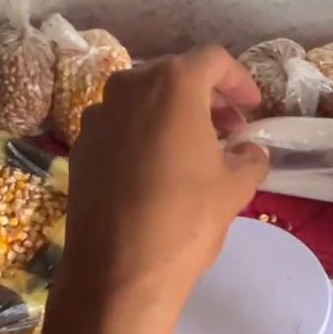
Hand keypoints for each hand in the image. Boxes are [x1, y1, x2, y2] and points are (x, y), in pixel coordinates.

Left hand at [55, 46, 269, 333]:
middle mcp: (127, 88)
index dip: (239, 81)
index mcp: (171, 84)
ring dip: (170, 116)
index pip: (213, 61)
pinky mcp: (80, 148)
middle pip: (174, 76)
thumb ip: (250, 157)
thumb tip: (251, 151)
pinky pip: (118, 128)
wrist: (117, 272)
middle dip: (205, 98)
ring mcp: (97, 117)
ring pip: (142, 101)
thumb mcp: (235, 188)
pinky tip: (156, 170)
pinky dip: (141, 136)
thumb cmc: (184, 221)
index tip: (252, 108)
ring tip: (192, 149)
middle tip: (229, 129)